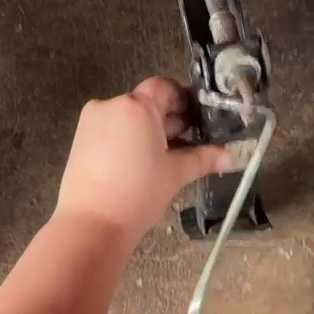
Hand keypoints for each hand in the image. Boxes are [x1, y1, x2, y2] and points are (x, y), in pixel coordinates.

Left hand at [55, 77, 234, 238]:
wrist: (92, 225)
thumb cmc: (138, 195)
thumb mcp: (175, 174)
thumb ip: (203, 159)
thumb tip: (231, 156)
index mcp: (137, 106)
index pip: (165, 88)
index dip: (184, 101)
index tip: (199, 119)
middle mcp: (112, 105)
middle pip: (147, 104)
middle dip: (170, 121)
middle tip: (192, 143)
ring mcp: (92, 123)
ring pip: (130, 120)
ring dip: (150, 133)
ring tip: (168, 159)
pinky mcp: (81, 141)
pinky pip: (113, 133)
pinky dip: (130, 143)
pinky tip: (143, 166)